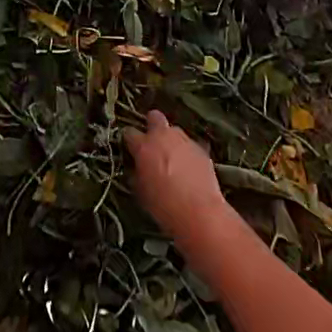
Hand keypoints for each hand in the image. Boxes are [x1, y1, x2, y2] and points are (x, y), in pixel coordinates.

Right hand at [123, 110, 227, 234]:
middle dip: (152, 125)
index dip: (130, 141)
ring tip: (174, 158)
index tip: (131, 149)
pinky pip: (191, 146)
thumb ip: (136, 172)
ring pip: (175, 131)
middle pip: (154, 117)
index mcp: (143, 145)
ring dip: (172, 141)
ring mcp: (184, 141)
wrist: (200, 213)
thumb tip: (137, 167)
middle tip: (153, 143)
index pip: (129, 132)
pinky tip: (190, 169)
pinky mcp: (202, 150)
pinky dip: (188, 154)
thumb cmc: (163, 204)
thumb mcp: (140, 190)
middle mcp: (163, 137)